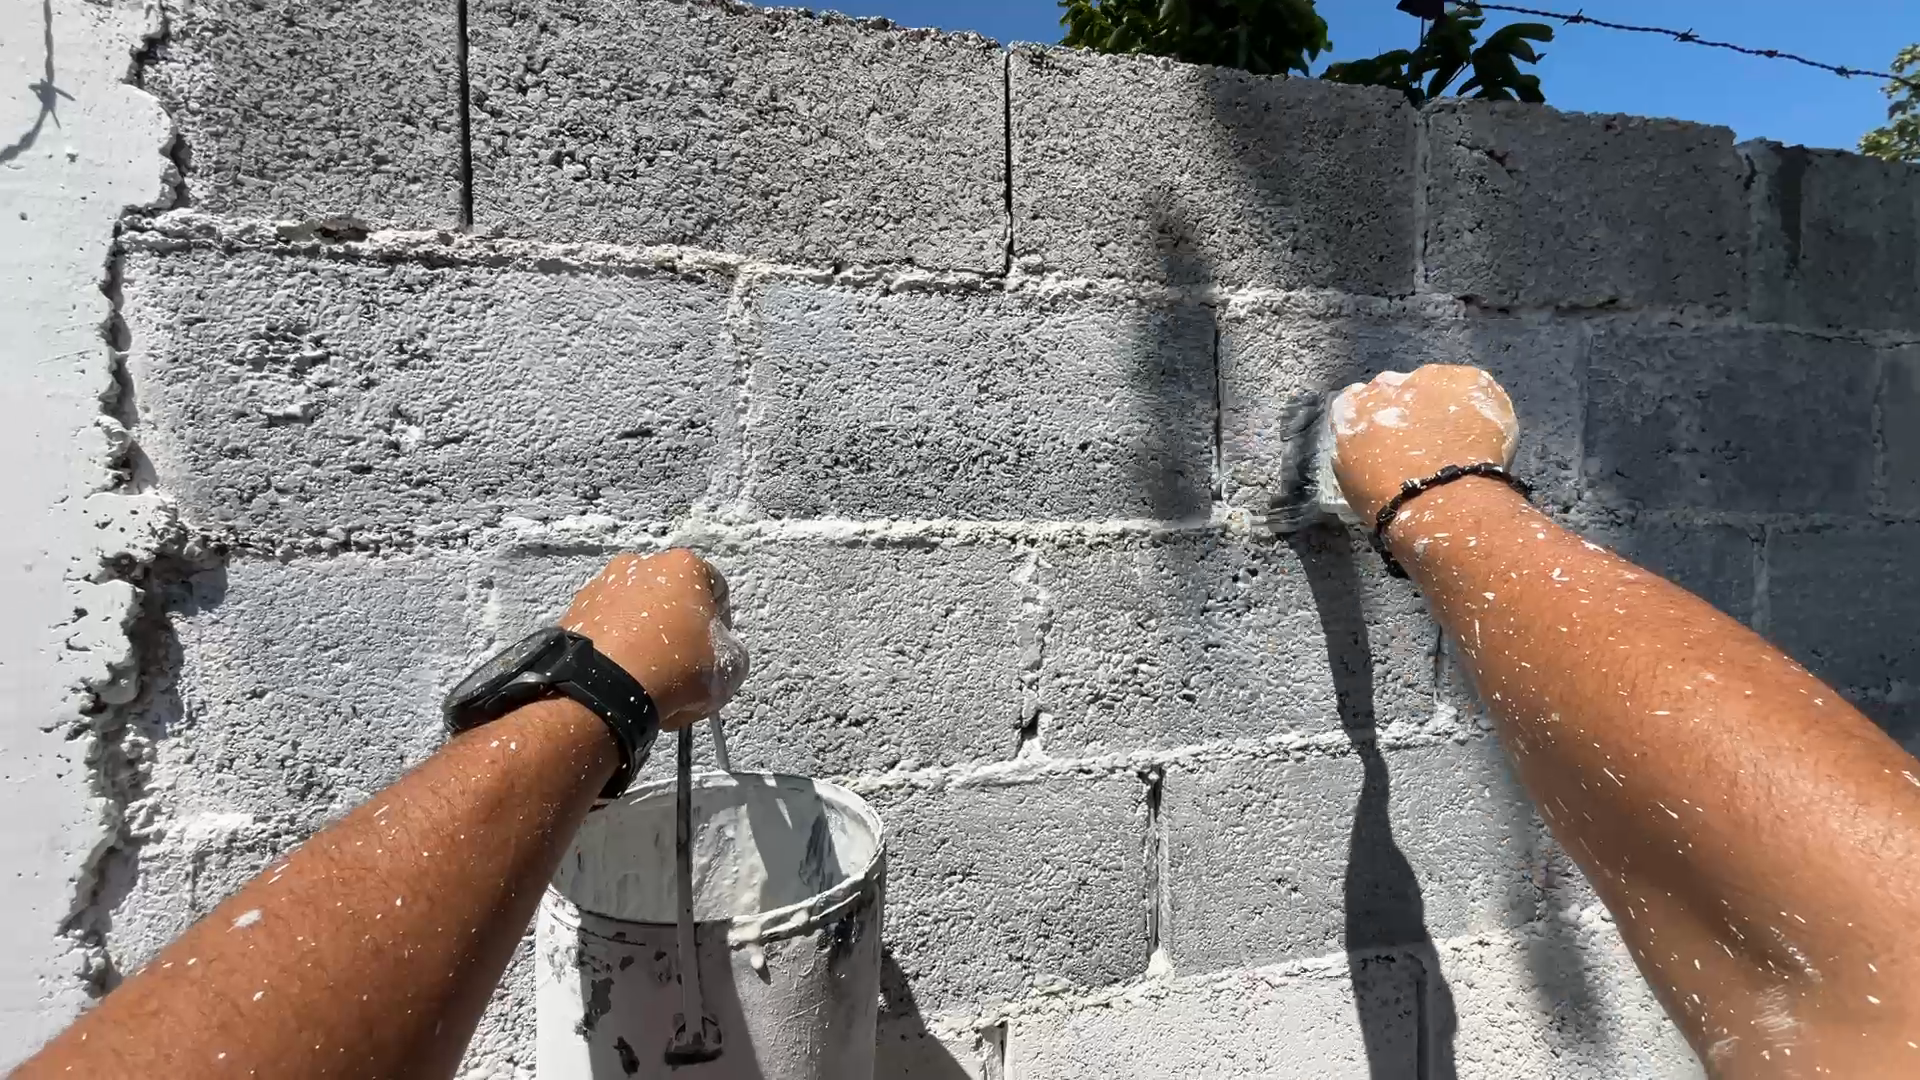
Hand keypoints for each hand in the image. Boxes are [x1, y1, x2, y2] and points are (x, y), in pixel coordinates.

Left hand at [558, 549, 747, 730]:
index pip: (716, 588)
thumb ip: (732, 648)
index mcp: (685, 565)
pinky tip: (623, 675)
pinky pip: (607, 627)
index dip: (722, 622)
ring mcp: (603, 585)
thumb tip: (719, 651)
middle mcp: (642, 564)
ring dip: (646, 635)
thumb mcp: (731, 665)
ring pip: (637, 610)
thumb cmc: (675, 668)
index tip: (717, 650)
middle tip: (683, 662)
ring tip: (649, 674)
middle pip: (672, 595)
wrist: (603, 691)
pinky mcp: (574, 611)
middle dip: (679, 625)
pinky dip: (617, 647)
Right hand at [1328, 365, 1519, 522]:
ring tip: (1452, 437)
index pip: (1354, 401)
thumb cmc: (1384, 496)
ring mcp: (1427, 378)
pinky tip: (1477, 431)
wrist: (1437, 498)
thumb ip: (1353, 446)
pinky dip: (1474, 406)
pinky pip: (1471, 389)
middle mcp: (1384, 384)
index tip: (1382, 435)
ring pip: (1433, 386)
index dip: (1371, 418)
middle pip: (1395, 390)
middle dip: (1405, 408)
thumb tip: (1366, 442)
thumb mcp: (1348, 474)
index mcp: (1349, 407)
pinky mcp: (1468, 380)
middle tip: (1419, 438)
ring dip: (1439, 404)